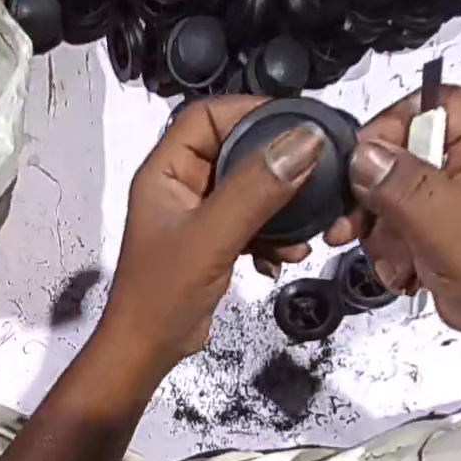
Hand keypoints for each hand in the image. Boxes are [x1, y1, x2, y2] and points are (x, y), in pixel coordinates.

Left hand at [99, 96, 323, 371]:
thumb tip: (300, 144)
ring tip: (301, 225)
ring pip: (249, 190)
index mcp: (165, 173)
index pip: (207, 117)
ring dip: (279, 206)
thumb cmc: (158, 298)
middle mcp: (180, 189)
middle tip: (310, 168)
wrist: (149, 349)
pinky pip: (251, 223)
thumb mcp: (211, 238)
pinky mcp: (213, 243)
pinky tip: (285, 253)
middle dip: (274, 163)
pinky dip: (272, 236)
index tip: (293, 121)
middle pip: (234, 151)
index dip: (249, 111)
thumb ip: (254, 190)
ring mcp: (198, 217)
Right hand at [325, 85, 460, 347]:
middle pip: (402, 154)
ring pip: (390, 195)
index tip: (355, 172)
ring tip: (404, 261)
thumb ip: (409, 190)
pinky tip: (409, 270)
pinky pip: (395, 224)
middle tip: (365, 228)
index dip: (386, 135)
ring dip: (385, 234)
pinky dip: (392, 251)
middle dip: (379, 201)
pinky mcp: (443, 223)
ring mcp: (460, 193)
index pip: (432, 105)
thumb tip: (363, 155)